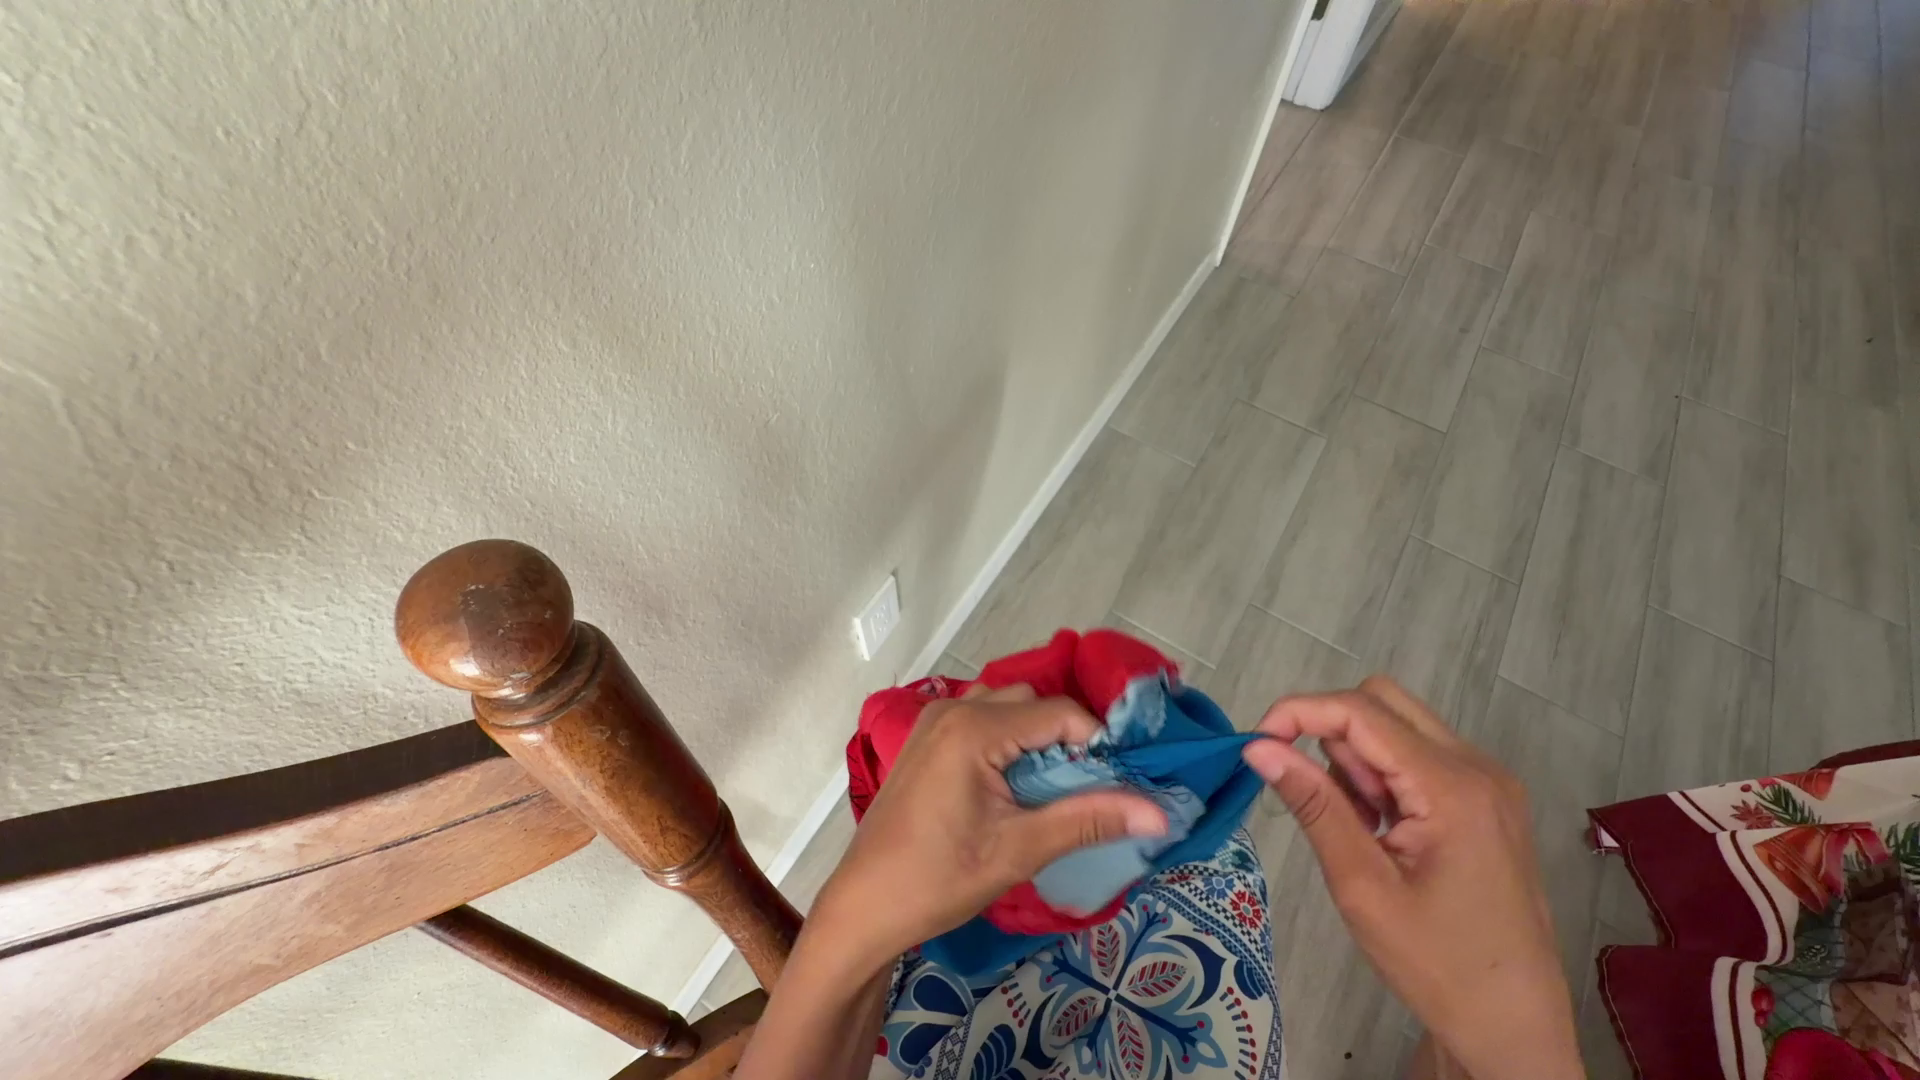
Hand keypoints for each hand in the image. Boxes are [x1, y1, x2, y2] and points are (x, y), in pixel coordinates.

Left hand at [810, 684, 1167, 972]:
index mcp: (974, 728)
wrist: (865, 906)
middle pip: (1033, 703)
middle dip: (1068, 739)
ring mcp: (934, 721)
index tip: (1121, 783)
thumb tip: (1159, 812)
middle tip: (1088, 789)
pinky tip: (1016, 784)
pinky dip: (1009, 740)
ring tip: (1055, 788)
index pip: (1059, 712)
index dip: (1098, 743)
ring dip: (1038, 738)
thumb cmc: (938, 879)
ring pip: (1008, 707)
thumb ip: (1088, 820)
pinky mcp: (927, 739)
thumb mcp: (1019, 850)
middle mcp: (954, 709)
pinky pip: (982, 720)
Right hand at [1241, 677, 1582, 1079]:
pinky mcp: (1485, 797)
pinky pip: (1415, 753)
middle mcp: (1477, 767)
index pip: (1360, 710)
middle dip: (1330, 731)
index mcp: (1452, 787)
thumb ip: (1313, 804)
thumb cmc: (1435, 962)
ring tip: (1361, 828)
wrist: (1514, 1027)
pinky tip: (1383, 830)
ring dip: (1357, 757)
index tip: (1258, 746)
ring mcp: (1487, 781)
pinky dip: (1381, 774)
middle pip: (1381, 700)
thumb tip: (1258, 747)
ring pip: (1396, 723)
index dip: (1299, 712)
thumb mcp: (1361, 884)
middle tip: (1322, 795)